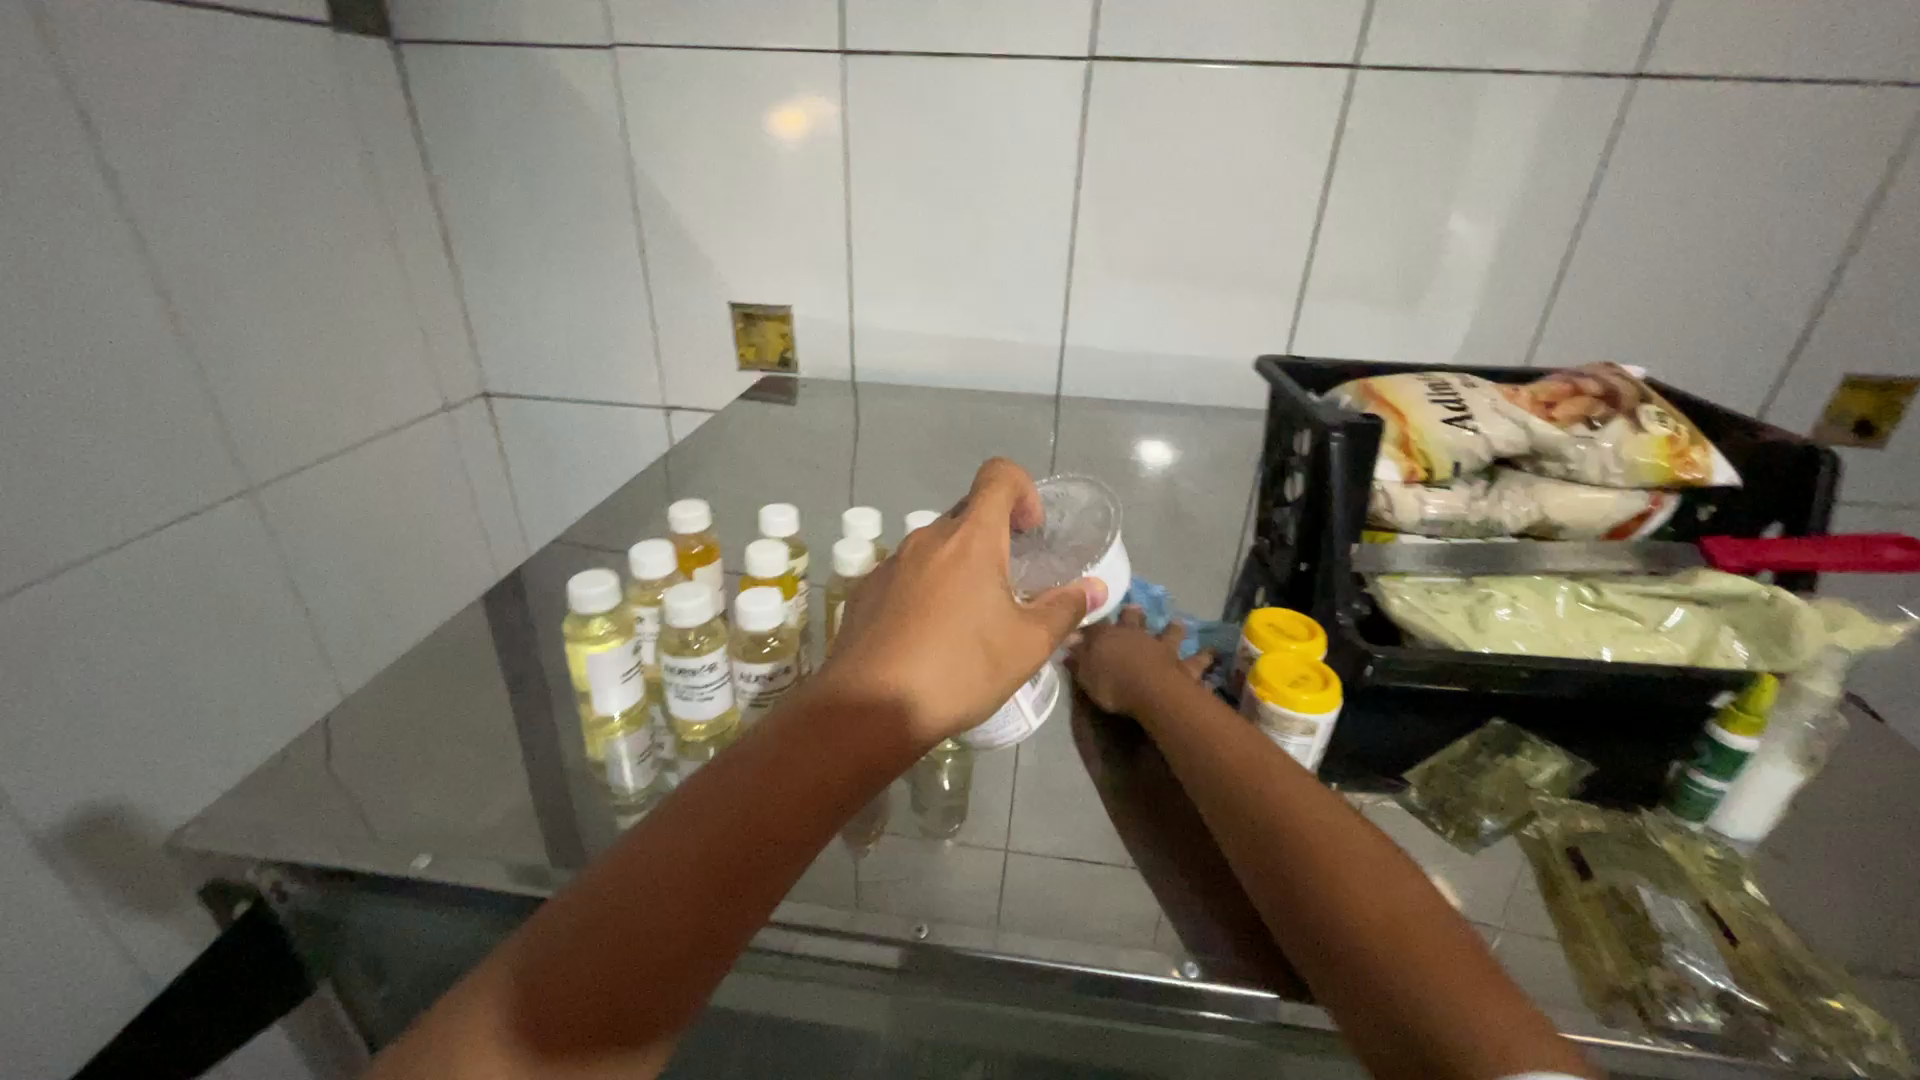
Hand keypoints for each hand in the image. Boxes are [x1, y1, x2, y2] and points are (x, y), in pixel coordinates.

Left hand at [822, 459, 1106, 748]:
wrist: (867, 708)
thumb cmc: (959, 670)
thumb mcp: (1026, 646)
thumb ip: (1064, 610)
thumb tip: (1094, 588)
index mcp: (971, 538)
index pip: (998, 475)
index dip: (1023, 490)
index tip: (1031, 533)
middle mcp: (926, 539)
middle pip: (967, 514)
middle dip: (995, 538)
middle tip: (1010, 587)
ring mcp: (890, 564)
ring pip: (935, 547)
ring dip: (959, 567)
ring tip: (970, 620)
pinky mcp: (865, 591)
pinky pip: (906, 575)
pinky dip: (926, 590)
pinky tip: (928, 639)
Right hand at [1067, 605, 1213, 717]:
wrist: (1148, 689)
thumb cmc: (1111, 682)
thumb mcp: (1084, 672)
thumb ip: (1077, 658)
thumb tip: (1067, 642)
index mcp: (1109, 637)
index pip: (1098, 625)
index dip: (1095, 621)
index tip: (1092, 611)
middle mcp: (1137, 636)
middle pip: (1135, 621)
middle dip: (1134, 614)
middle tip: (1136, 606)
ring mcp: (1162, 649)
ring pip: (1169, 634)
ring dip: (1174, 628)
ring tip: (1179, 621)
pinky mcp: (1183, 666)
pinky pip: (1196, 661)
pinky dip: (1204, 656)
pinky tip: (1212, 652)